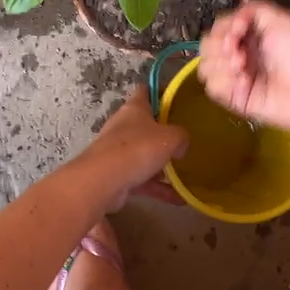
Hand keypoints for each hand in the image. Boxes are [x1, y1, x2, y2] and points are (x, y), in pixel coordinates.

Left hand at [66, 88, 187, 210]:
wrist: (103, 181)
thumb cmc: (137, 149)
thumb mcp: (170, 137)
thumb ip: (181, 136)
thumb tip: (182, 144)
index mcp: (135, 108)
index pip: (147, 90)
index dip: (161, 91)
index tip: (178, 97)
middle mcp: (125, 126)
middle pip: (147, 124)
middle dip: (165, 132)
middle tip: (186, 137)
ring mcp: (119, 152)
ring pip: (146, 154)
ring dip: (163, 164)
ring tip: (185, 172)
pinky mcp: (118, 175)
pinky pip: (143, 179)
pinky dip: (159, 188)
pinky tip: (179, 199)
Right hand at [198, 0, 289, 135]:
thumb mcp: (282, 19)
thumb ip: (254, 8)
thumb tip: (235, 12)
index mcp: (251, 33)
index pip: (219, 26)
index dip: (224, 28)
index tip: (238, 31)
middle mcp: (241, 52)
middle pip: (207, 45)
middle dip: (219, 47)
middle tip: (239, 54)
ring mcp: (237, 76)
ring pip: (205, 67)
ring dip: (221, 66)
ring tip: (243, 70)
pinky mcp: (236, 97)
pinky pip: (213, 88)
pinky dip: (225, 83)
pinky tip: (244, 83)